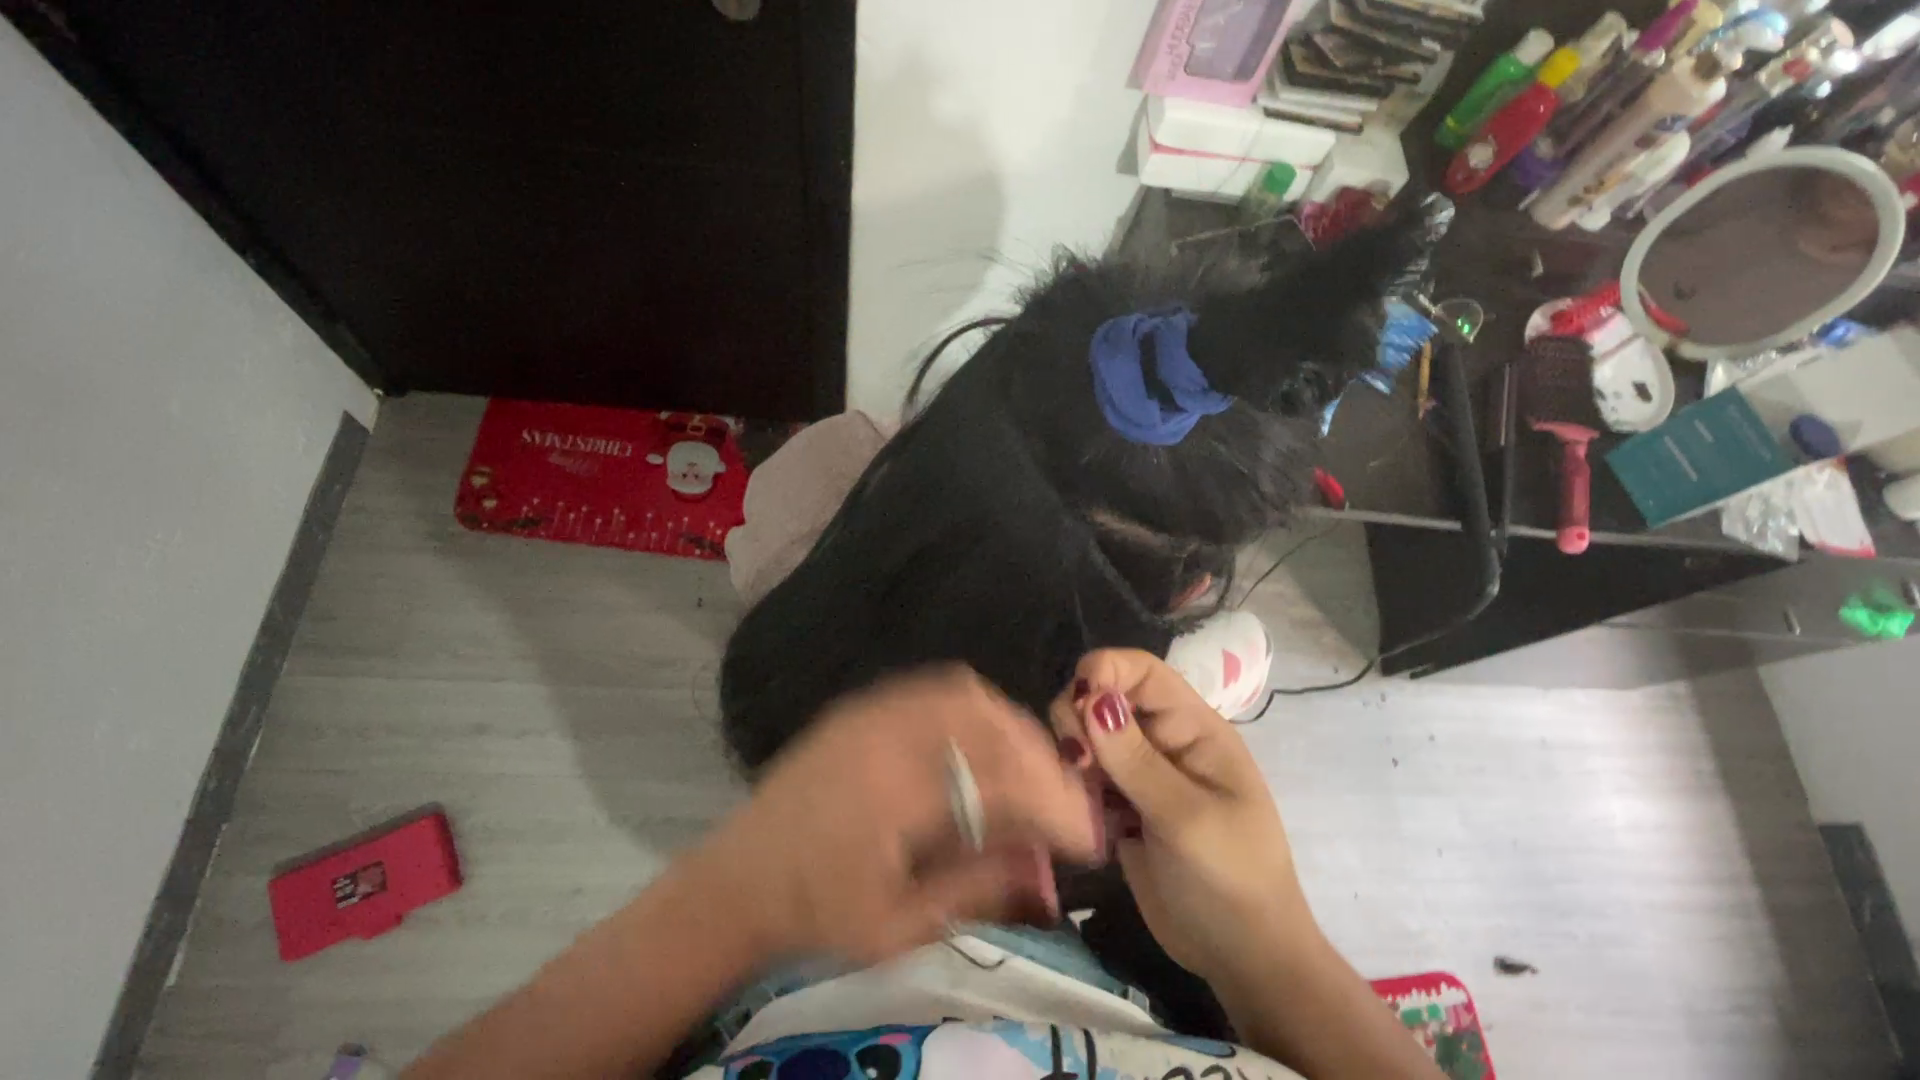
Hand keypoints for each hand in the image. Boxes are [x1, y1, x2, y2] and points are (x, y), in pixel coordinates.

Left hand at [694, 666, 1102, 967]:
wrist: (736, 883)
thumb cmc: (816, 913)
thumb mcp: (900, 923)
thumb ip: (980, 887)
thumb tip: (1052, 872)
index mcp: (896, 792)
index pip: (1001, 780)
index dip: (1055, 805)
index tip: (1085, 840)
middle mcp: (885, 735)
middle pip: (990, 722)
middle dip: (1041, 762)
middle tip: (1063, 806)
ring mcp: (869, 712)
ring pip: (966, 695)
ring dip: (1011, 731)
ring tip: (1030, 776)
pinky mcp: (858, 709)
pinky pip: (933, 689)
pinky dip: (975, 711)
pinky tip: (984, 747)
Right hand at [1051, 649, 1314, 986]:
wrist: (1240, 956)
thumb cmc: (1229, 879)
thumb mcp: (1186, 818)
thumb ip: (1136, 760)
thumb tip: (1090, 697)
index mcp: (1194, 729)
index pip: (1143, 672)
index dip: (1105, 671)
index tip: (1075, 704)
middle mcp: (1164, 743)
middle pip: (1104, 699)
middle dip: (1080, 719)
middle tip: (1080, 765)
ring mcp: (1140, 777)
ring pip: (1087, 739)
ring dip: (1073, 757)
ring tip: (1083, 797)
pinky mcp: (1120, 810)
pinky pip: (1085, 780)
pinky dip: (1073, 789)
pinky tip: (1080, 816)